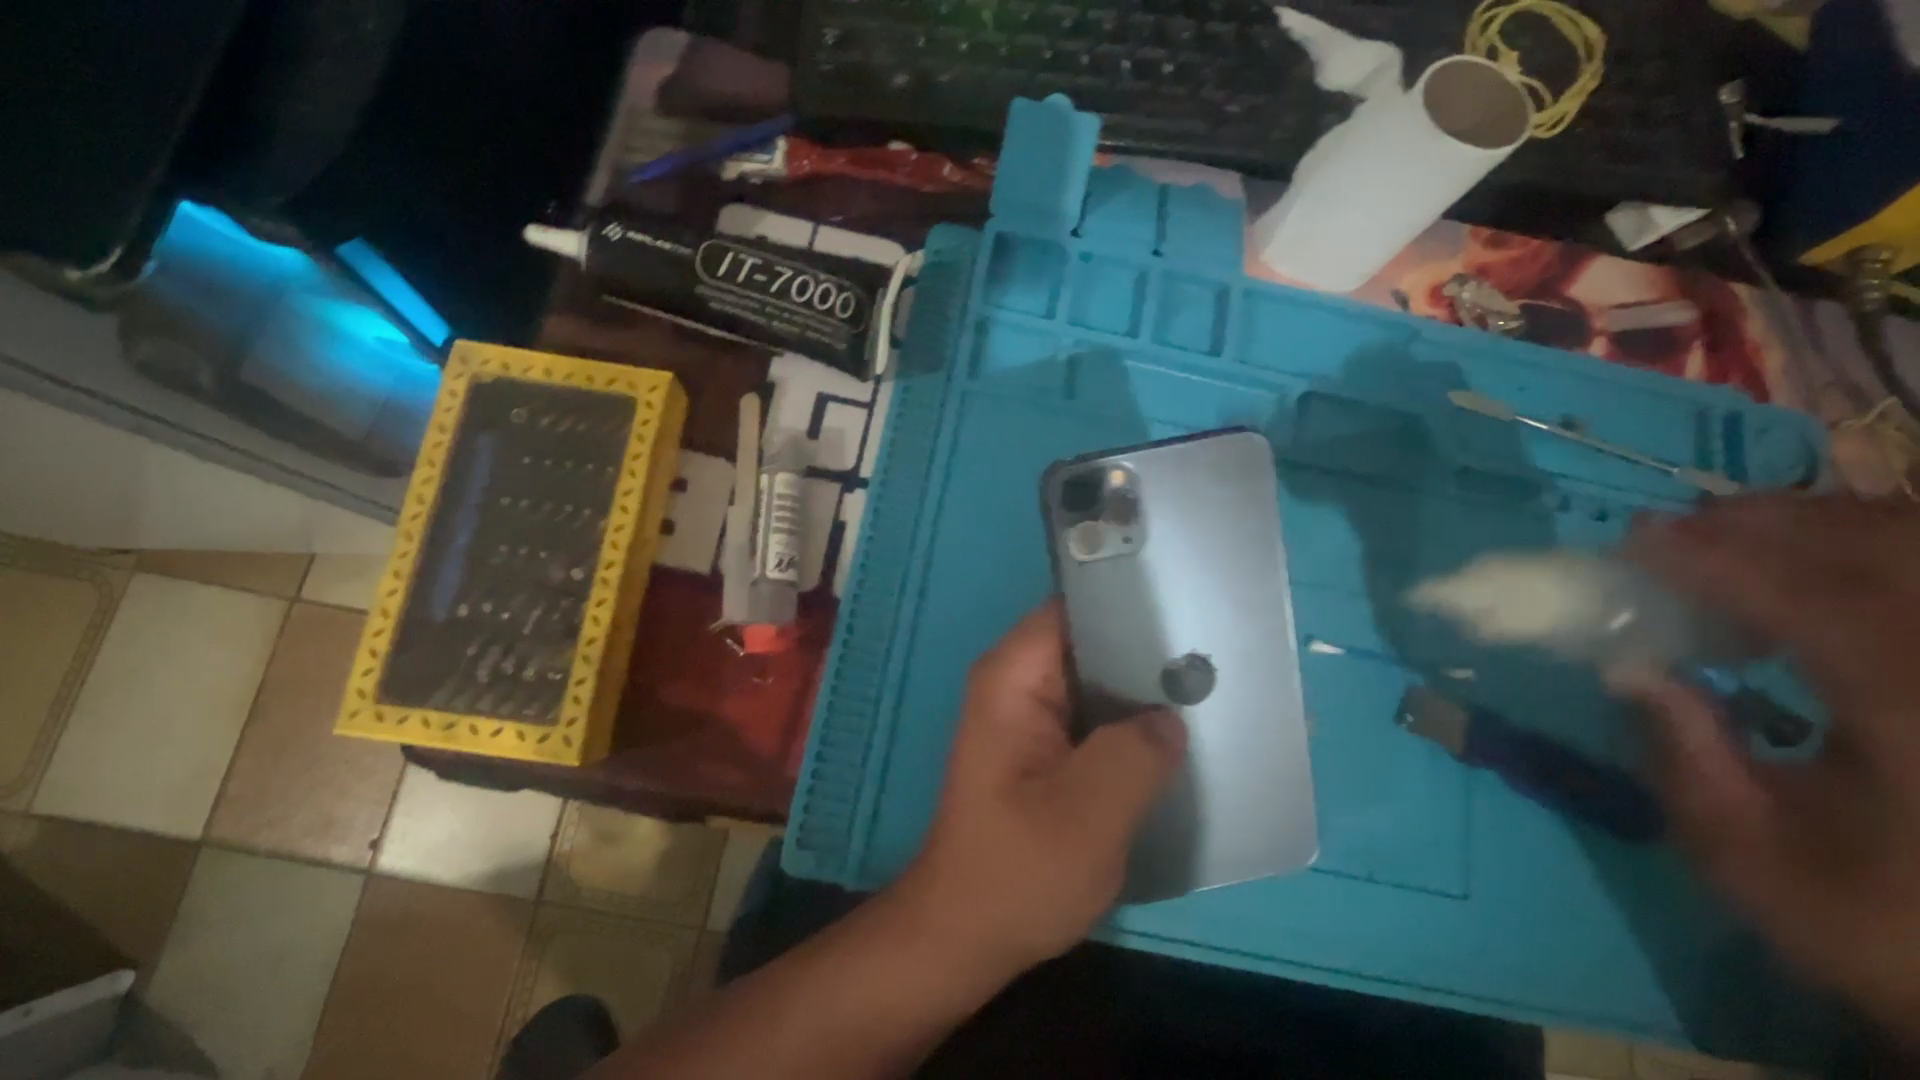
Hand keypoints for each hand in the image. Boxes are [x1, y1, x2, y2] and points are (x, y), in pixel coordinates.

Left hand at [892, 599, 1186, 975]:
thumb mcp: (1090, 812)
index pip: (1077, 607)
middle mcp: (1020, 685)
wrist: (967, 936)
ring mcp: (1033, 721)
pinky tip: (1185, 740)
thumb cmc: (1018, 872)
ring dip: (1148, 695)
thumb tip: (1171, 719)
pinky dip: (1135, 729)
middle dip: (1151, 652)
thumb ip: (1138, 752)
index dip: (1133, 604)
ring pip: (1101, 685)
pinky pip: (1099, 722)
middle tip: (1222, 662)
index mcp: (1014, 677)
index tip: (1195, 613)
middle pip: (1093, 643)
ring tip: (1217, 695)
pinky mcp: (1049, 755)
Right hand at [1620, 495, 1919, 1037]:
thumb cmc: (1872, 923)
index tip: (1635, 543)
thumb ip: (1686, 759)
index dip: (1719, 563)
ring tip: (1733, 535)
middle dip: (1768, 526)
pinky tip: (1818, 567)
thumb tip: (1630, 669)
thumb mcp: (1750, 859)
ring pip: (1919, 548)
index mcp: (1914, 718)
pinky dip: (1873, 551)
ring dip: (1822, 527)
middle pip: (1886, 551)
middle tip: (1675, 531)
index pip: (1816, 605)